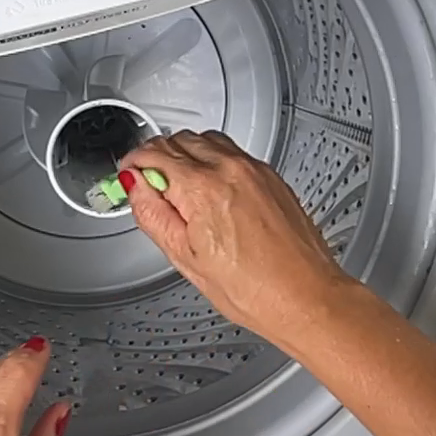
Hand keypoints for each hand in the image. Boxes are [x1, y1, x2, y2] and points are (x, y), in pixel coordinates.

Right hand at [120, 131, 363, 344]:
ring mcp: (254, 169)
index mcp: (203, 188)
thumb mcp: (185, 258)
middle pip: (180, 140)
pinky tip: (212, 188)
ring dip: (187, 153)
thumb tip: (135, 186)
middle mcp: (230, 169)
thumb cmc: (254, 289)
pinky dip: (213, 159)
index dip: (134, 163)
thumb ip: (153, 214)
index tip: (130, 175)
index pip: (155, 153)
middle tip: (151, 185)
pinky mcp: (271, 175)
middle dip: (158, 157)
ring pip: (207, 139)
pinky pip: (233, 151)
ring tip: (181, 187)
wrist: (305, 296)